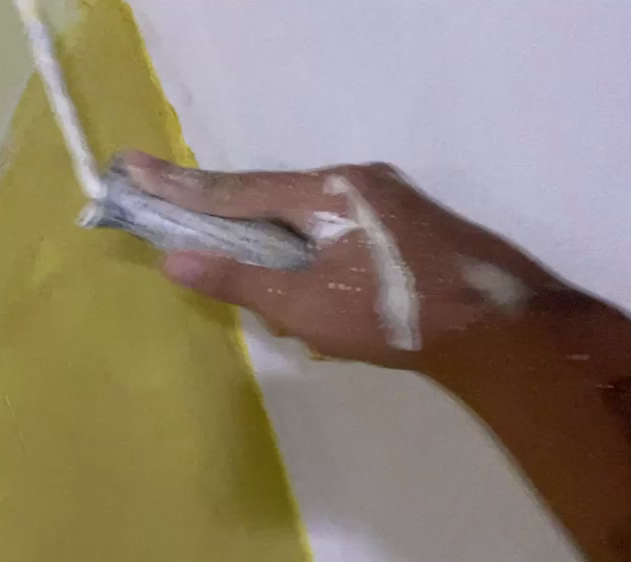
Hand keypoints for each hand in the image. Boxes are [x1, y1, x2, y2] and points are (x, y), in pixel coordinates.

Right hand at [119, 151, 563, 372]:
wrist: (497, 325)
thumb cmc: (387, 314)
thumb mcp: (299, 304)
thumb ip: (234, 278)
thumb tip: (172, 260)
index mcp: (325, 193)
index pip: (233, 189)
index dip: (177, 185)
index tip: (133, 167)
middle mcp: (351, 181)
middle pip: (261, 192)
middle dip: (210, 203)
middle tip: (163, 201)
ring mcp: (377, 198)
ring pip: (292, 210)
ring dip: (252, 232)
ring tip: (227, 256)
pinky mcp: (392, 220)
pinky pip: (319, 222)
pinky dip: (286, 241)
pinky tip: (283, 268)